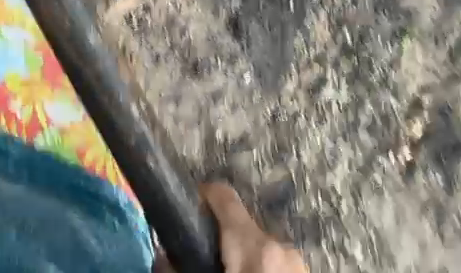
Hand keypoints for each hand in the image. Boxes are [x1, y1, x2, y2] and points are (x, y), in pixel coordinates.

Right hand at [158, 183, 307, 272]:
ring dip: (245, 263)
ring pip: (262, 251)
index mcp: (252, 245)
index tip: (186, 215)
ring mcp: (299, 266)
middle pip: (241, 228)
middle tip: (204, 264)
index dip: (200, 198)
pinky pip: (278, 268)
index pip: (222, 195)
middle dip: (221, 244)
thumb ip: (177, 271)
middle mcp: (280, 247)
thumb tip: (161, 256)